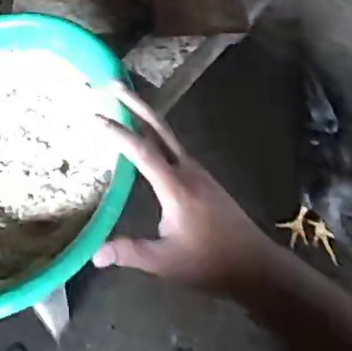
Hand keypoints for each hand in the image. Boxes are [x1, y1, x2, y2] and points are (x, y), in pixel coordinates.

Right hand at [92, 82, 280, 296]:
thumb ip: (130, 252)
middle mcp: (186, 170)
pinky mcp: (202, 177)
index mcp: (175, 186)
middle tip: (113, 84)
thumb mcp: (165, 262)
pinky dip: (154, 132)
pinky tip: (146, 138)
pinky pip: (173, 145)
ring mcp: (197, 171)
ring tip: (123, 103)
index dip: (118, 133)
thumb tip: (94, 255)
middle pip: (158, 127)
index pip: (141, 151)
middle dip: (135, 103)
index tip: (95, 116)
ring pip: (166, 134)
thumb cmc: (210, 263)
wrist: (257, 266)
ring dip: (144, 115)